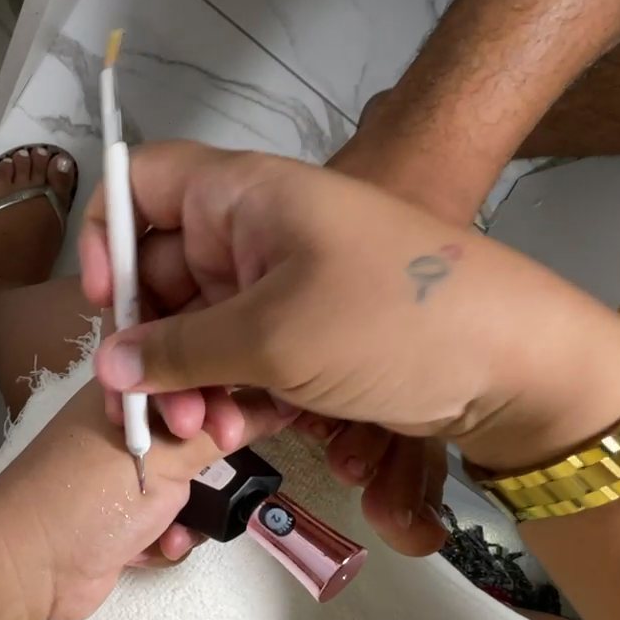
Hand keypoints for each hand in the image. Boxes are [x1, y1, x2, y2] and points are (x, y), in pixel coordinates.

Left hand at [0, 380, 294, 619]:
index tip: (236, 428)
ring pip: (190, 482)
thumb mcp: (164, 457)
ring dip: (190, 510)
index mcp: (129, 393)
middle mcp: (128, 428)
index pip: (193, 376)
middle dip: (208, 465)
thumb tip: (277, 399)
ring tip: (176, 523)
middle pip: (197, 433)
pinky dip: (169, 536)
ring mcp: (125, 475)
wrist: (30, 567)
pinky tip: (159, 547)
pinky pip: (171, 520)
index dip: (222, 398)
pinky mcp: (126, 519)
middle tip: (208, 481)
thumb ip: (222, 429)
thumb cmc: (90, 495)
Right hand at [76, 142, 619, 547]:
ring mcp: (273, 286)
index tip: (104, 306)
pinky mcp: (295, 335)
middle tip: (153, 413)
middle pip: (157, 277)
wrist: (515, 366)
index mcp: (240, 198)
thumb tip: (107, 366)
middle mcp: (248, 234)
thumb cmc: (392, 320)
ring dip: (187, 384)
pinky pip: (233, 359)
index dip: (106, 238)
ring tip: (207, 433)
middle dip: (148, 347)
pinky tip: (239, 433)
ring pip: (193, 330)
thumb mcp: (272, 336)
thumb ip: (176, 350)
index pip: (140, 185)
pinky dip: (228, 396)